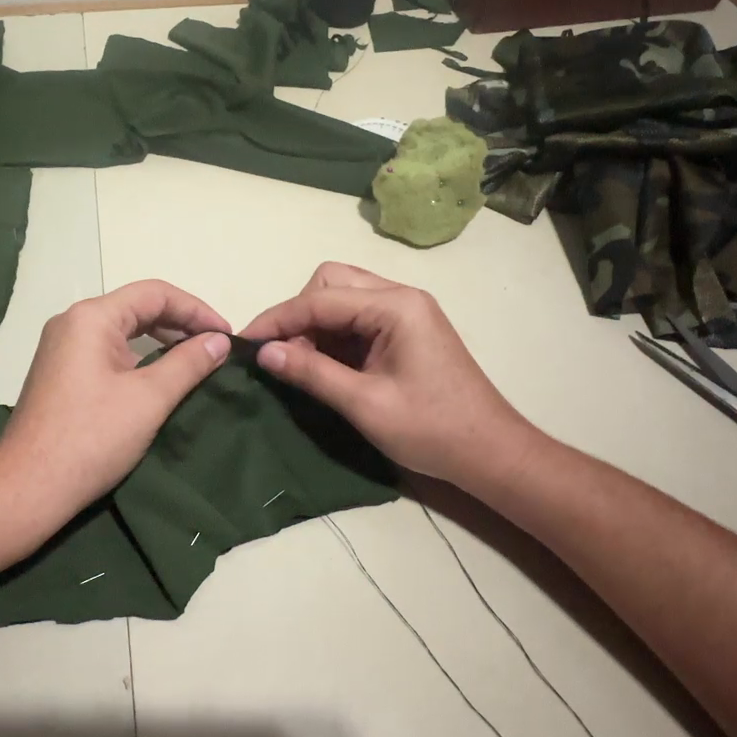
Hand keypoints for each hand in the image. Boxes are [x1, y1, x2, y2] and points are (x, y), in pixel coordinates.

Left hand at [0, 280, 231, 533]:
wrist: (27, 488)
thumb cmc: (91, 438)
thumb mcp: (149, 399)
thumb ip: (188, 363)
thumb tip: (219, 340)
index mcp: (91, 317)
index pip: (154, 294)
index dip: (196, 310)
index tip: (227, 335)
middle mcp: (72, 322)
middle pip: (137, 307)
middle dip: (180, 323)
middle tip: (217, 348)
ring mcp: (61, 347)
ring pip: (122, 330)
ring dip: (161, 340)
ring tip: (196, 361)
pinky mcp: (59, 372)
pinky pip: (107, 350)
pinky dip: (138, 357)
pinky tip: (159, 378)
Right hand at [240, 262, 536, 488]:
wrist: (491, 454)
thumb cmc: (432, 430)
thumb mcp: (365, 404)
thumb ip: (312, 373)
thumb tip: (263, 353)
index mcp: (396, 306)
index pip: (320, 299)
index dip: (277, 319)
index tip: (245, 343)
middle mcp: (400, 297)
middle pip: (330, 283)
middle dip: (298, 314)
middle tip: (281, 355)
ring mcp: (404, 312)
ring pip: (341, 297)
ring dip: (313, 325)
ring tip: (297, 363)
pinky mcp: (404, 330)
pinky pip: (355, 318)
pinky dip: (332, 336)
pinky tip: (321, 365)